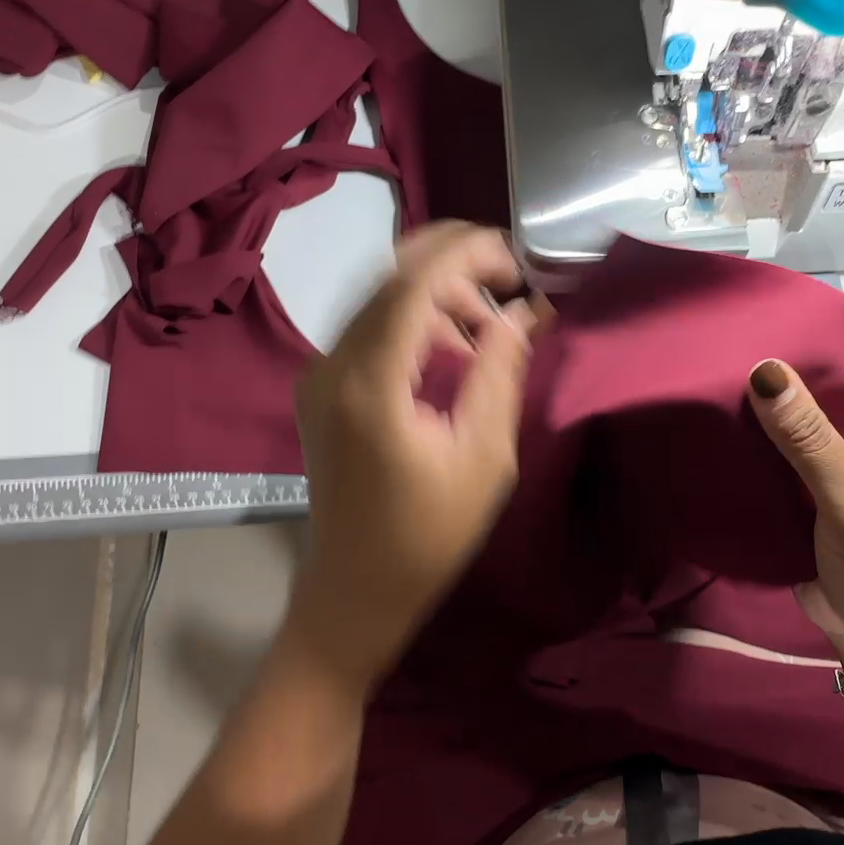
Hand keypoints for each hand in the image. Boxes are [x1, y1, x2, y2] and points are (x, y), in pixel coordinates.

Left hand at [292, 223, 539, 682]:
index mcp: (370, 383)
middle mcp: (332, 365)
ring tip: (487, 320)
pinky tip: (450, 345)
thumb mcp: (484, 457)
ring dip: (435, 289)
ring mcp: (318, 373)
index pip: (416, 281)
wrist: (354, 591)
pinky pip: (368, 325)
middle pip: (390, 274)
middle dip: (454, 261)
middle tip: (510, 280)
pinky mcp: (321, 386)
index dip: (469, 253)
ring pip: (378, 294)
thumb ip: (499, 371)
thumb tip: (525, 311)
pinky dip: (413, 317)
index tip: (519, 259)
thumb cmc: (428, 537)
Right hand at [747, 359, 843, 720]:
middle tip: (730, 348)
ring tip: (717, 375)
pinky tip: (723, 422)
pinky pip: (784, 451)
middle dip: (788, 377)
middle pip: (831, 392)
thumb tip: (764, 370)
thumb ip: (811, 440)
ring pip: (803, 421)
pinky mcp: (814, 488)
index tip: (768, 327)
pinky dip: (759, 441)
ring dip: (769, 410)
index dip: (822, 349)